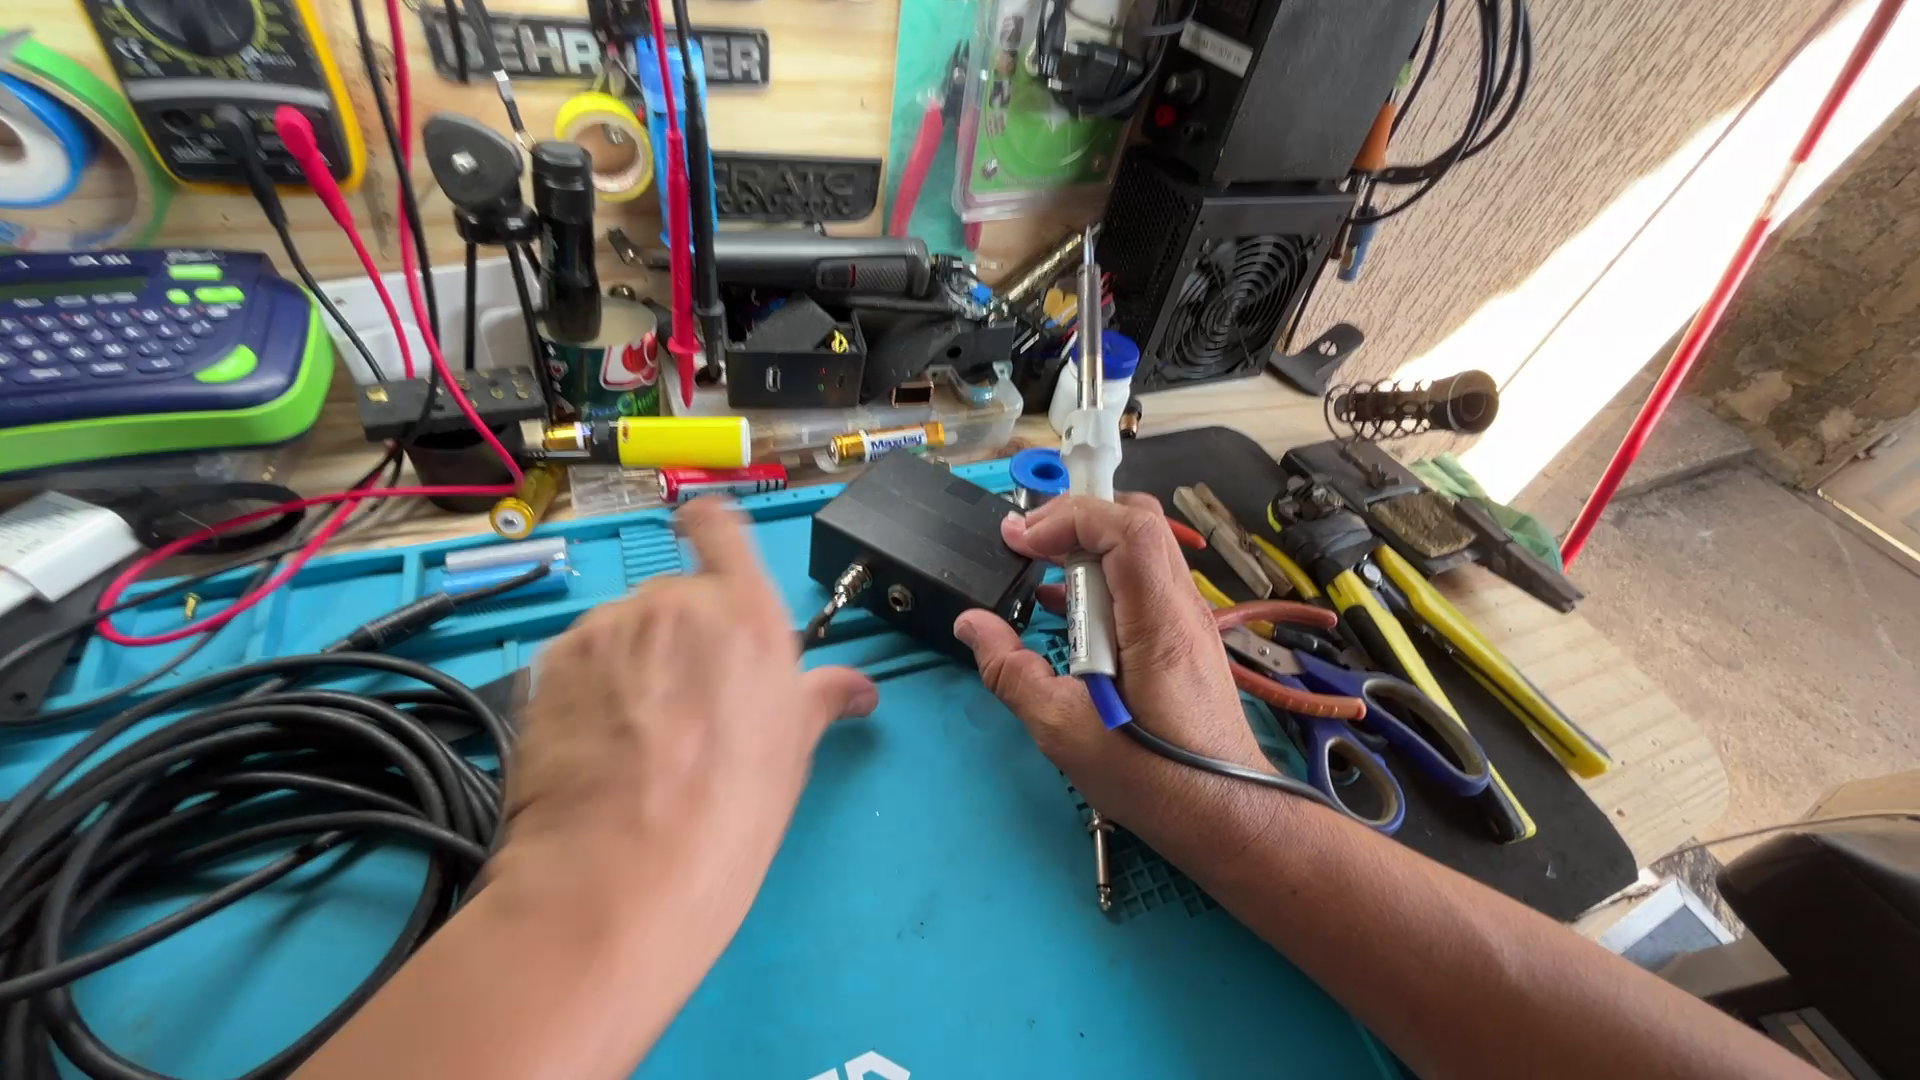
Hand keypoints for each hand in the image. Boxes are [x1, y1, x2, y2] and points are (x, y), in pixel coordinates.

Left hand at [496, 498, 878, 914]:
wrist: (621, 880)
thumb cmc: (733, 812)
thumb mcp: (793, 749)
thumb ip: (822, 697)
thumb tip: (863, 689)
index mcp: (747, 614)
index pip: (718, 525)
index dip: (711, 530)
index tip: (709, 557)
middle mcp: (676, 603)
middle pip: (678, 591)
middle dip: (684, 631)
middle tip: (688, 698)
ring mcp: (607, 629)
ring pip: (627, 625)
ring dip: (636, 658)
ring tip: (638, 730)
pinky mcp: (552, 663)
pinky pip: (583, 655)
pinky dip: (594, 682)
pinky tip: (599, 740)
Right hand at [953, 494, 1272, 837]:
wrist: (1228, 816)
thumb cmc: (1151, 777)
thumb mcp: (1063, 729)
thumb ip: (1011, 671)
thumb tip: (971, 623)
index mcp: (1157, 621)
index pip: (1126, 528)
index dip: (1068, 518)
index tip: (1020, 541)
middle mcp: (1181, 606)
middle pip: (1137, 523)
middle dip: (1074, 520)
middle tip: (1026, 543)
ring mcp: (1188, 619)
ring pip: (1141, 548)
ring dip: (1087, 546)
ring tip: (1038, 568)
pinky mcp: (1183, 636)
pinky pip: (1142, 580)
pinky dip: (1101, 575)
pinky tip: (1066, 606)